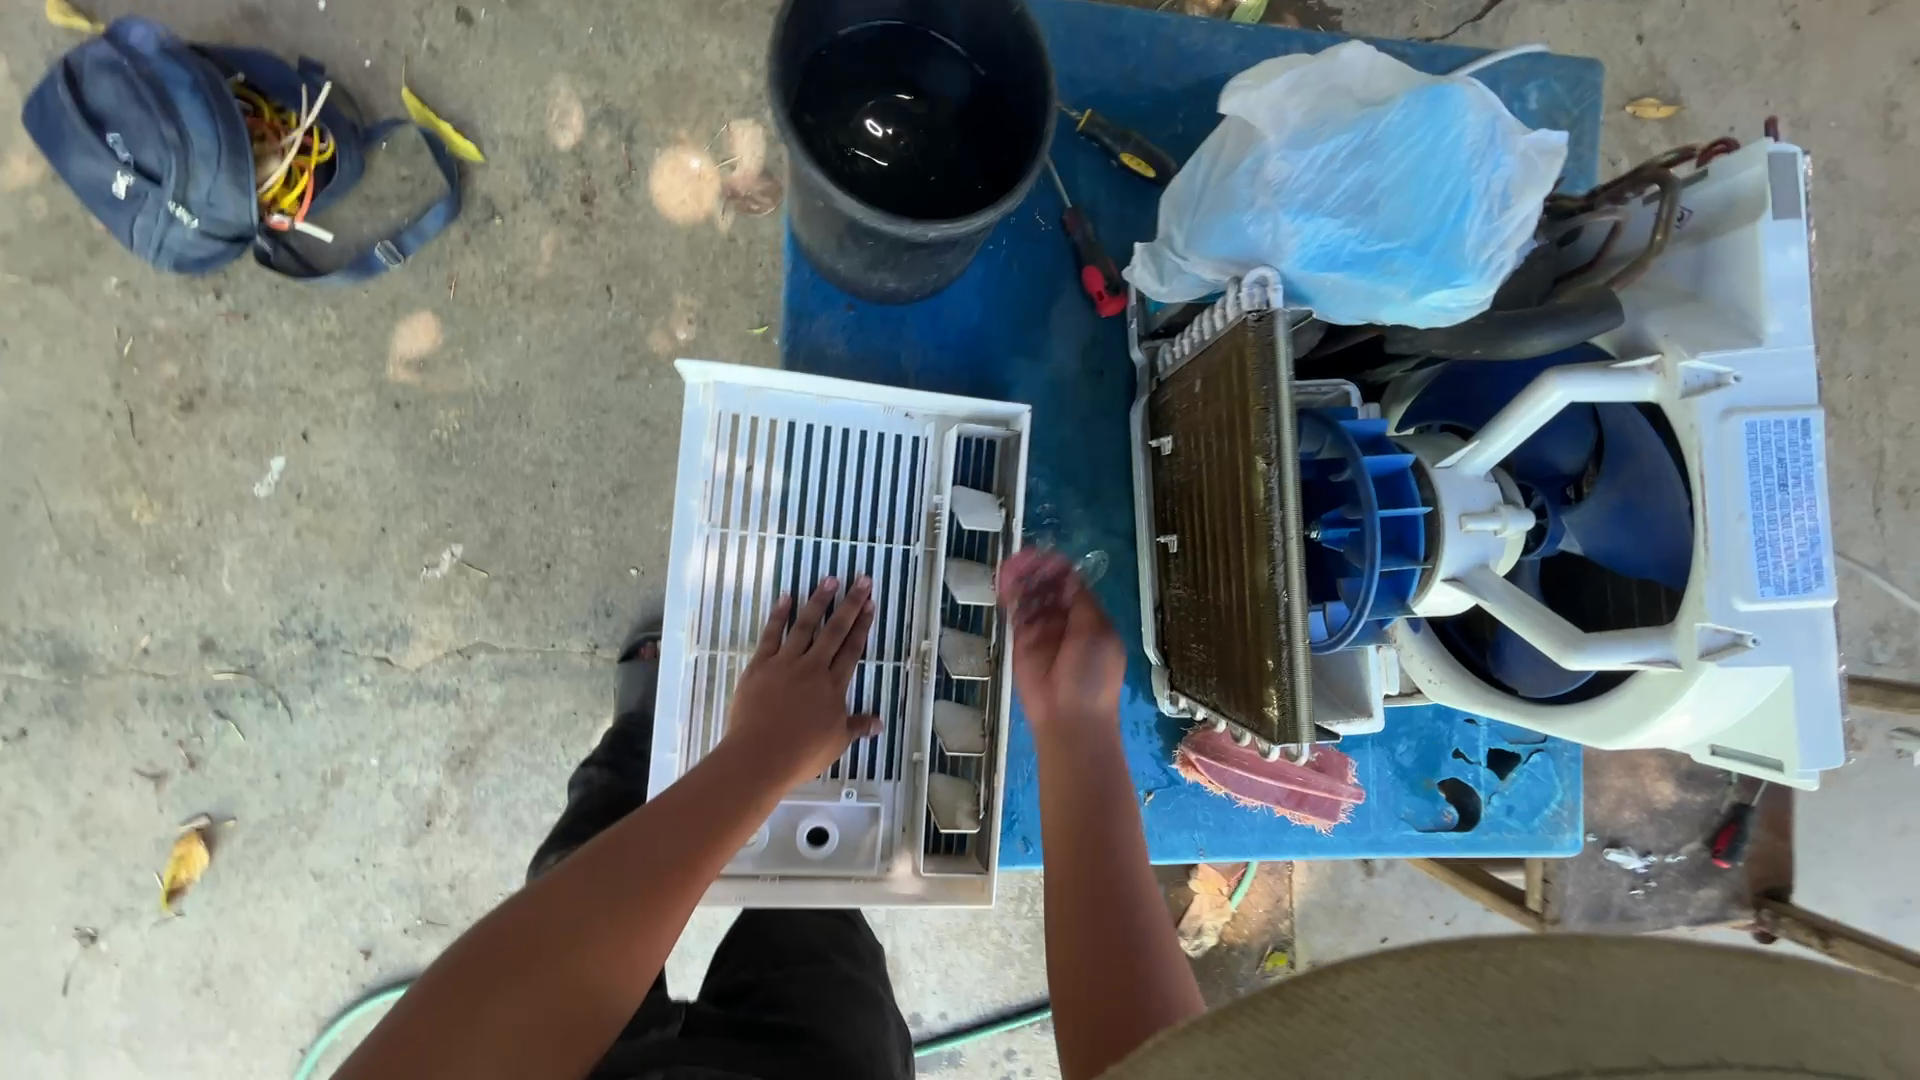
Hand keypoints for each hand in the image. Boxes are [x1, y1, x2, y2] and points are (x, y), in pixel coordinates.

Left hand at [723, 576, 878, 792]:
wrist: (759, 756)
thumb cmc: (801, 753)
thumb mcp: (836, 742)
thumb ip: (857, 727)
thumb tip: (879, 723)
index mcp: (834, 686)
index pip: (852, 649)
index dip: (863, 625)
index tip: (870, 604)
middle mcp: (813, 668)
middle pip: (835, 631)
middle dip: (850, 604)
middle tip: (862, 580)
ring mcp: (786, 663)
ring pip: (806, 626)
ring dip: (819, 601)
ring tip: (830, 579)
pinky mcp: (760, 665)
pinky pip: (771, 635)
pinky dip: (779, 615)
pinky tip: (786, 598)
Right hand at [998, 549, 1124, 738]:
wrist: (1070, 717)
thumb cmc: (1092, 675)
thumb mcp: (1098, 632)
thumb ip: (1081, 602)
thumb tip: (1068, 574)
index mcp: (1089, 616)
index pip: (1071, 583)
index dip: (1057, 568)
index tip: (1042, 556)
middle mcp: (1064, 619)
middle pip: (1048, 586)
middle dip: (1035, 570)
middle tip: (1019, 557)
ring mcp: (1042, 629)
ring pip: (1030, 596)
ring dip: (1020, 579)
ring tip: (1008, 566)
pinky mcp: (1021, 640)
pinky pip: (1016, 612)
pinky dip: (1010, 596)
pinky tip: (1003, 583)